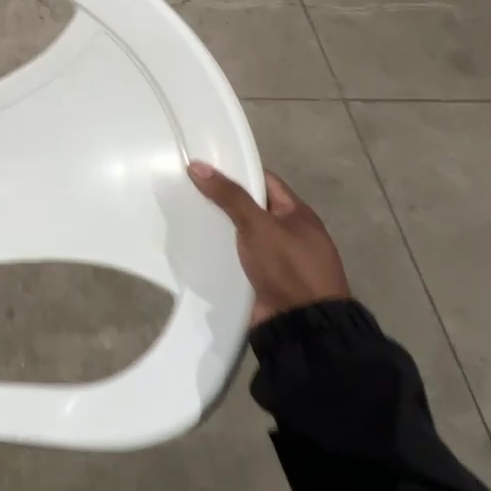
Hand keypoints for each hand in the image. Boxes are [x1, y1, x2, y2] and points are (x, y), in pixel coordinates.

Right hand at [187, 162, 349, 328]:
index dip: (236, 170)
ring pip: (243, 232)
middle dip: (223, 198)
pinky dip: (221, 250)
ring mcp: (278, 257)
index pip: (264, 180)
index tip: (204, 165)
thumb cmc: (289, 267)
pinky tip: (198, 246)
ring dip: (220, 226)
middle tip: (187, 188)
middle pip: (251, 206)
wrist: (304, 325)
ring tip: (186, 214)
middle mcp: (290, 233)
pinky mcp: (264, 278)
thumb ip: (229, 196)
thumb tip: (197, 165)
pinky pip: (239, 256)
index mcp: (298, 214)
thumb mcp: (259, 226)